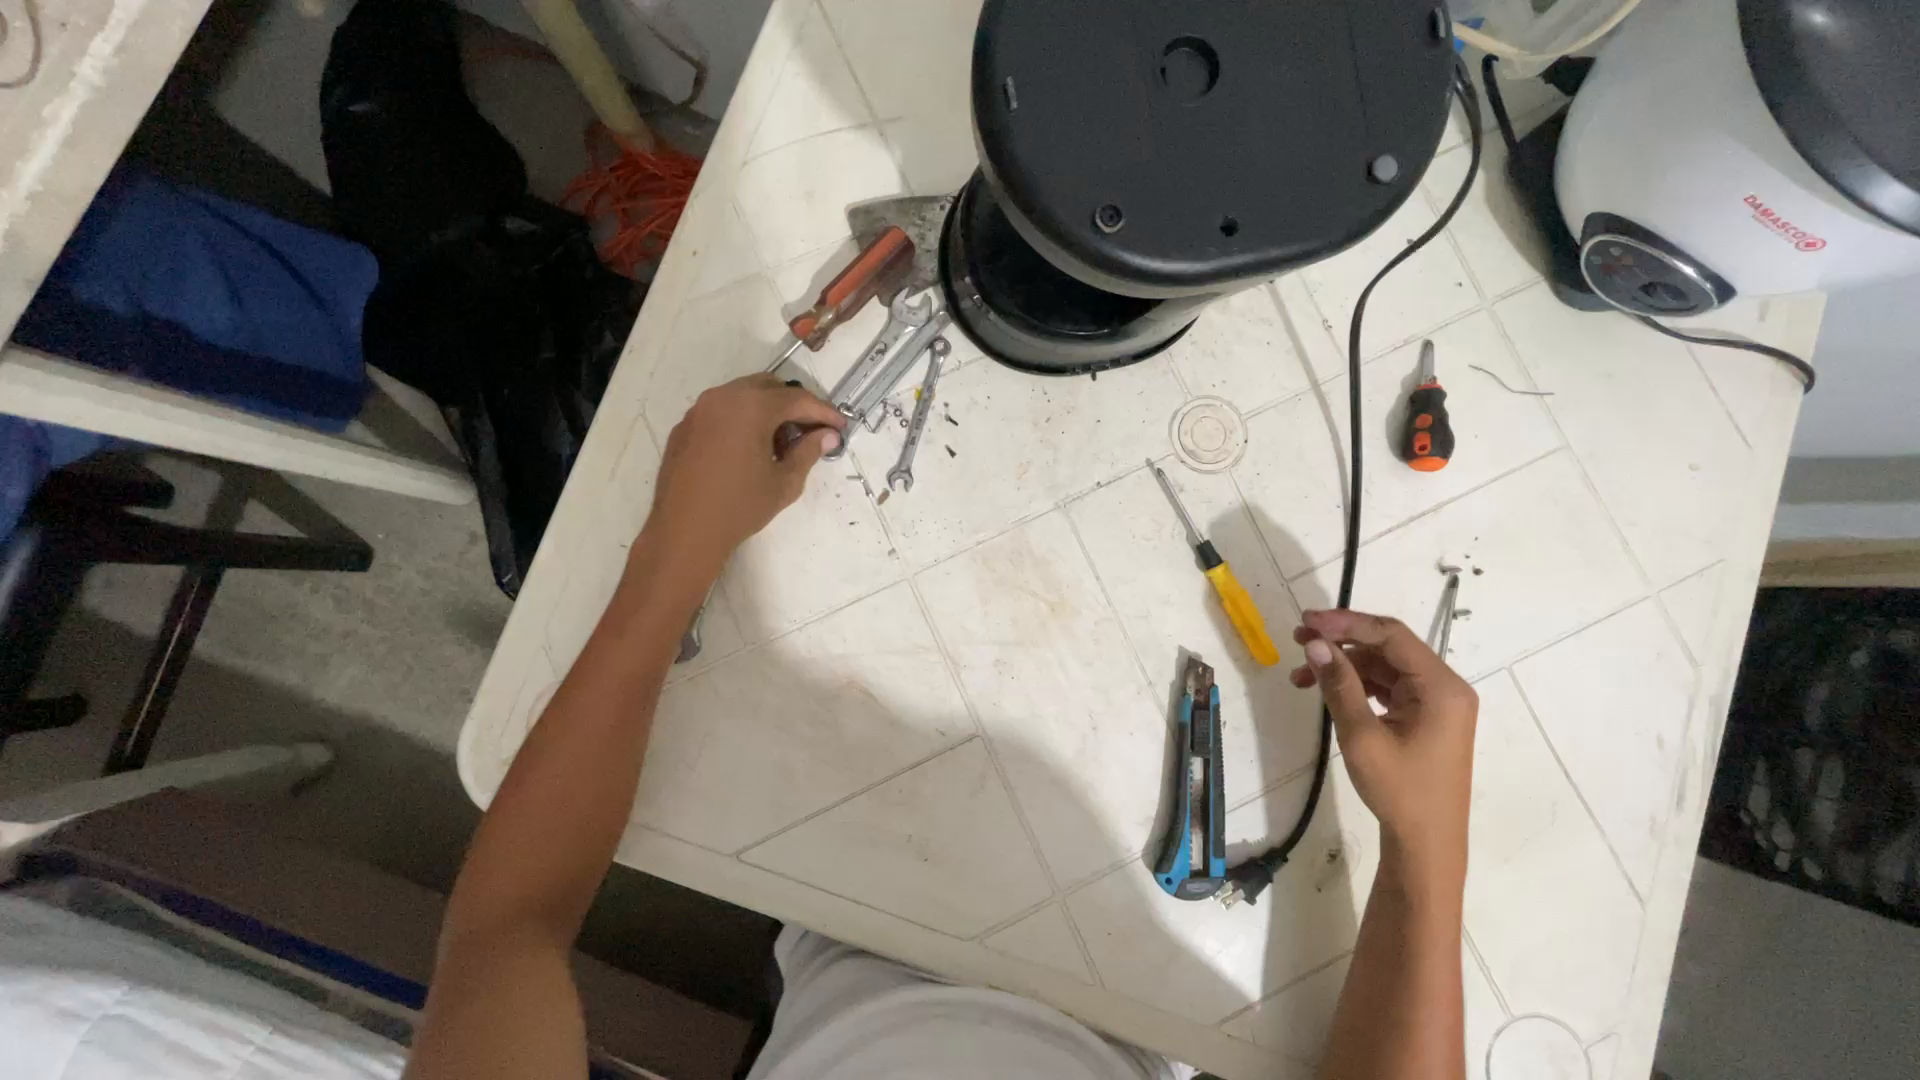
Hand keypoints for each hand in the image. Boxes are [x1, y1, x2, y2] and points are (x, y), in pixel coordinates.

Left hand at [641, 375, 845, 582]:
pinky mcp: (685, 427)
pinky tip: (750, 449)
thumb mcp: (784, 482)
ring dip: (767, 410)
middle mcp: (722, 398)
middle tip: (812, 431)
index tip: (840, 426)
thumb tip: (828, 436)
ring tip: (781, 442)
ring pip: (743, 395)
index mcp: (751, 407)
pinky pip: (721, 411)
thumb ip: (808, 452)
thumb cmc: (740, 507)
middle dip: (794, 405)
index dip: (823, 412)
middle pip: (769, 387)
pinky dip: (742, 420)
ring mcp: (699, 410)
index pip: (797, 399)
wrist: (684, 531)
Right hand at [1289, 609, 1476, 893]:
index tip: (1306, 623)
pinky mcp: (1424, 716)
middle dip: (1341, 641)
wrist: (1426, 843)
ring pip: (1383, 666)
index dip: (1346, 623)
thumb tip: (1314, 643)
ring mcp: (1435, 702)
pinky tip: (1325, 690)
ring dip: (1343, 665)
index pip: (1391, 635)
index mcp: (1441, 686)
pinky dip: (1355, 684)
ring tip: (1301, 675)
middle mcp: (1444, 686)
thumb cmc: (1399, 790)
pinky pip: (1387, 686)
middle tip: (1298, 640)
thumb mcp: (1362, 735)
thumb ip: (1339, 684)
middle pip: (1387, 647)